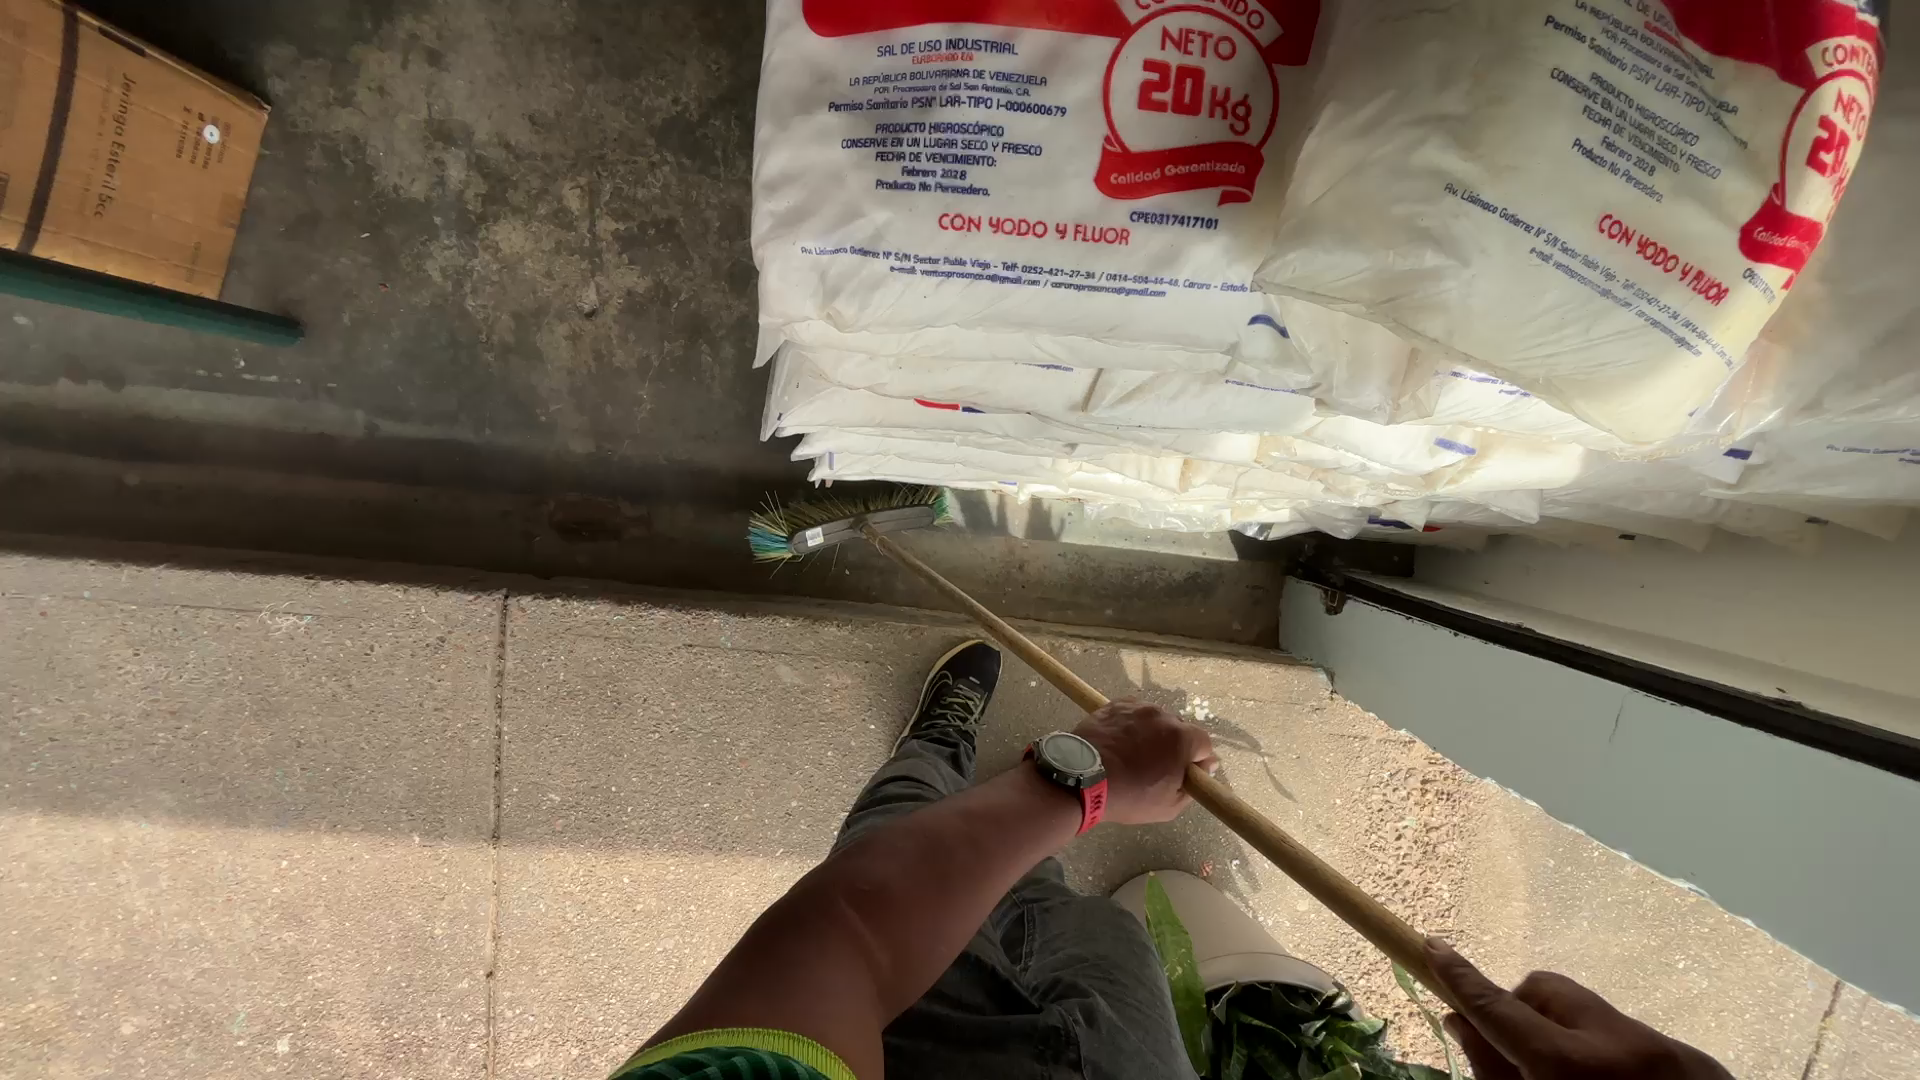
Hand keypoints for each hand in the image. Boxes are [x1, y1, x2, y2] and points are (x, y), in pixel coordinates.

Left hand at [1072, 700, 1216, 824]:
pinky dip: (1131, 724)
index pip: (1204, 744)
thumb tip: (1200, 769)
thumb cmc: (1130, 795)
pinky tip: (1121, 741)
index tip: (1187, 772)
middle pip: (1179, 729)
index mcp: (1182, 738)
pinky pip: (1133, 713)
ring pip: (1154, 720)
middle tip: (1158, 765)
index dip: (1198, 759)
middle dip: (1174, 745)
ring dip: (1151, 733)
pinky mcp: (1114, 705)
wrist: (1083, 777)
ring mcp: (1137, 707)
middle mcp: (1162, 716)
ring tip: (1135, 753)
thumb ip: (1192, 785)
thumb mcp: (1170, 805)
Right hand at [1426, 938, 1733, 1079]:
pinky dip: (1624, 1062)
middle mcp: (1626, 1046)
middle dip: (1526, 1010)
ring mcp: (1676, 1054)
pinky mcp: (1710, 1066)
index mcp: (1574, 1068)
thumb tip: (1463, 1022)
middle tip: (1528, 1055)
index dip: (1459, 977)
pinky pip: (1641, 1042)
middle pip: (1545, 988)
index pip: (1497, 1006)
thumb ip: (1494, 1071)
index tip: (1431, 946)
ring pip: (1593, 1013)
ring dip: (1577, 1039)